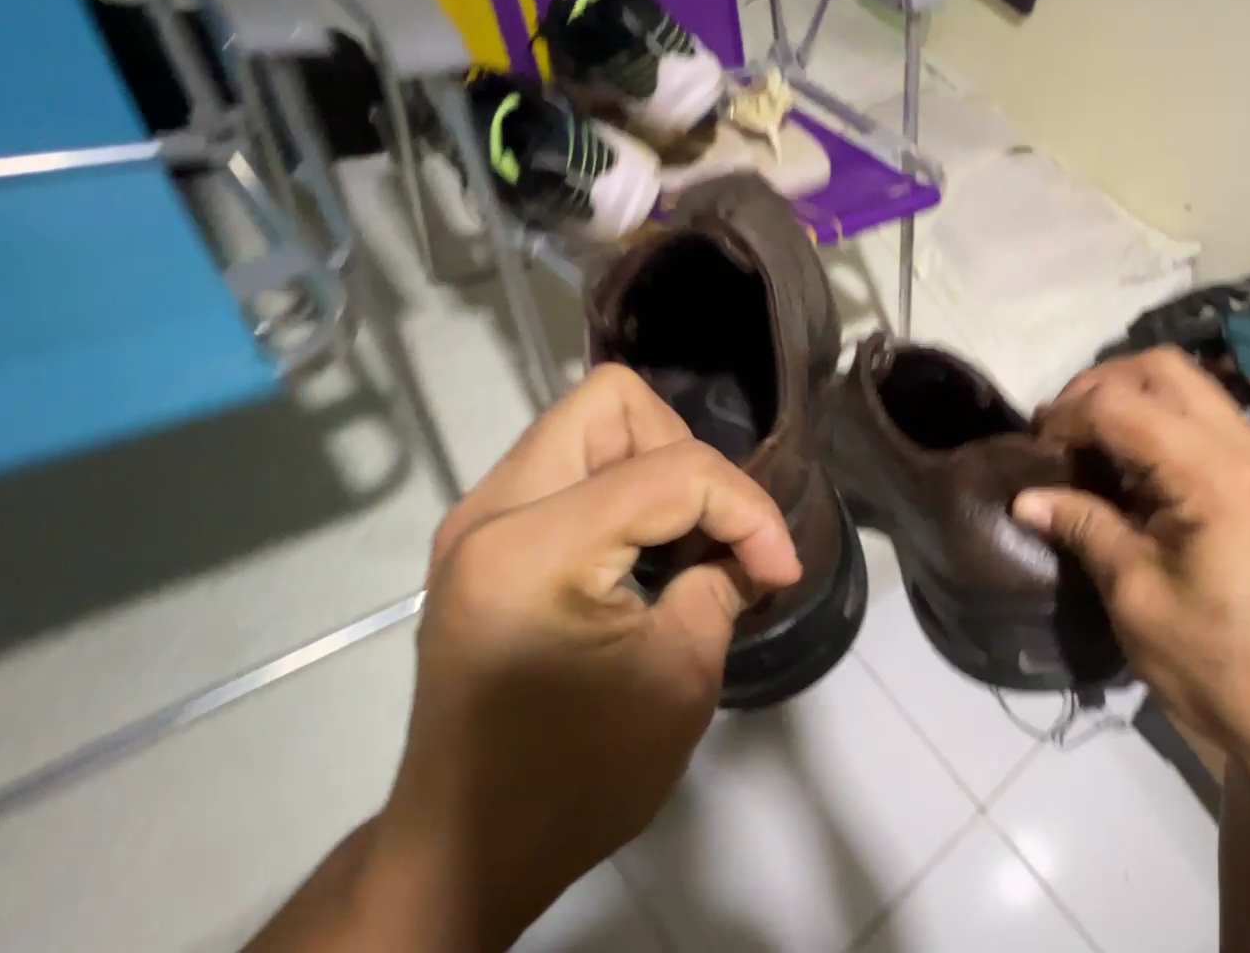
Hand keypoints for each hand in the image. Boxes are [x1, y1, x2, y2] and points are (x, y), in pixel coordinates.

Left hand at [370, 365, 800, 944]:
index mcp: (534, 549)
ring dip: (654, 467)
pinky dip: (622, 489)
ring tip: (686, 541)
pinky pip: (566, 467)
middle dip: (687, 455)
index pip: (673, 470)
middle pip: (613, 402)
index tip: (779, 572)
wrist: (471, 848)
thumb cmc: (579, 777)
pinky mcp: (482, 543)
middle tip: (715, 530)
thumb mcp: (680, 678)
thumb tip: (750, 551)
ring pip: (587, 424)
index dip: (747, 510)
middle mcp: (492, 512)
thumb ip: (721, 585)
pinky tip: (647, 553)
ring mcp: (478, 522)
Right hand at [1014, 348, 1249, 760]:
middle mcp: (1248, 449)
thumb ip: (1083, 526)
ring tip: (1082, 442)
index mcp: (1217, 477)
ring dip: (1126, 399)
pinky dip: (1153, 422)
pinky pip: (1199, 419)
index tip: (1034, 446)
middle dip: (1099, 387)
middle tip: (1057, 431)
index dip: (1070, 414)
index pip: (1126, 405)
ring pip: (1184, 386)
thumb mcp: (1133, 593)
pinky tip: (1121, 463)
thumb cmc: (1207, 662)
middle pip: (1163, 370)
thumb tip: (1022, 496)